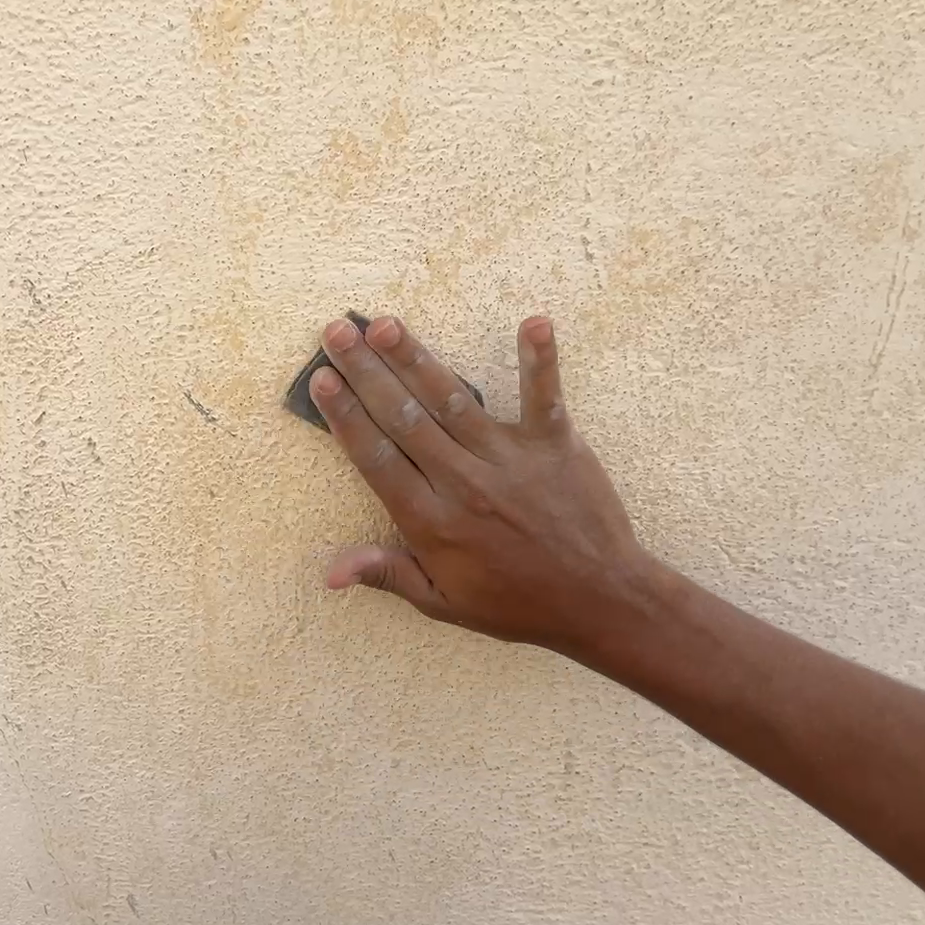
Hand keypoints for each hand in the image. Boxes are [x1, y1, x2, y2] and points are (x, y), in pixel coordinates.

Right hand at [309, 315, 659, 653]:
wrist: (602, 603)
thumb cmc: (515, 603)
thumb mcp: (441, 602)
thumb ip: (386, 574)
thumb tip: (330, 572)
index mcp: (431, 520)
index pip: (375, 457)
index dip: (344, 415)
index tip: (322, 380)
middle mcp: (463, 482)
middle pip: (403, 417)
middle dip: (365, 371)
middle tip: (338, 332)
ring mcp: (509, 459)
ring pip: (452, 398)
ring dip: (416, 357)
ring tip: (386, 324)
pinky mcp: (555, 446)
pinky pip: (544, 397)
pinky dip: (539, 360)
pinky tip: (532, 321)